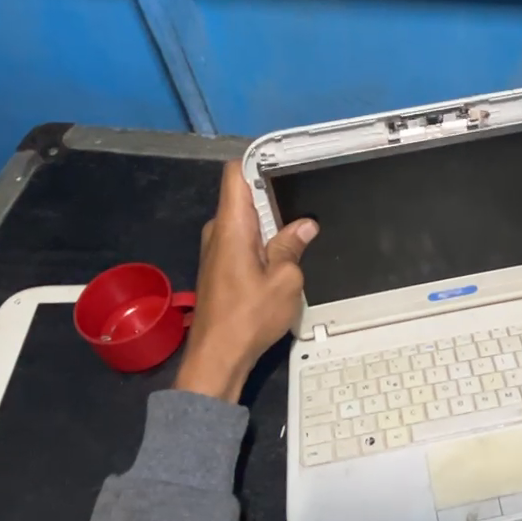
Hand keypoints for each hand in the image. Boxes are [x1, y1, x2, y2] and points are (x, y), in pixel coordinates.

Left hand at [174, 162, 319, 402]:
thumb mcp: (285, 280)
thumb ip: (293, 246)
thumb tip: (305, 225)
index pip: (236, 174)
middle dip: (273, 195)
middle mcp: (218, 232)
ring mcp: (215, 250)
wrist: (216, 358)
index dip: (260, 161)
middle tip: (306, 198)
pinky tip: (282, 255)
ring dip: (269, 223)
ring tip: (301, 228)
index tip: (287, 162)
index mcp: (231, 226)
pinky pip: (241, 240)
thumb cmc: (249, 317)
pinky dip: (261, 241)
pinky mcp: (219, 268)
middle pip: (243, 196)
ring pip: (244, 221)